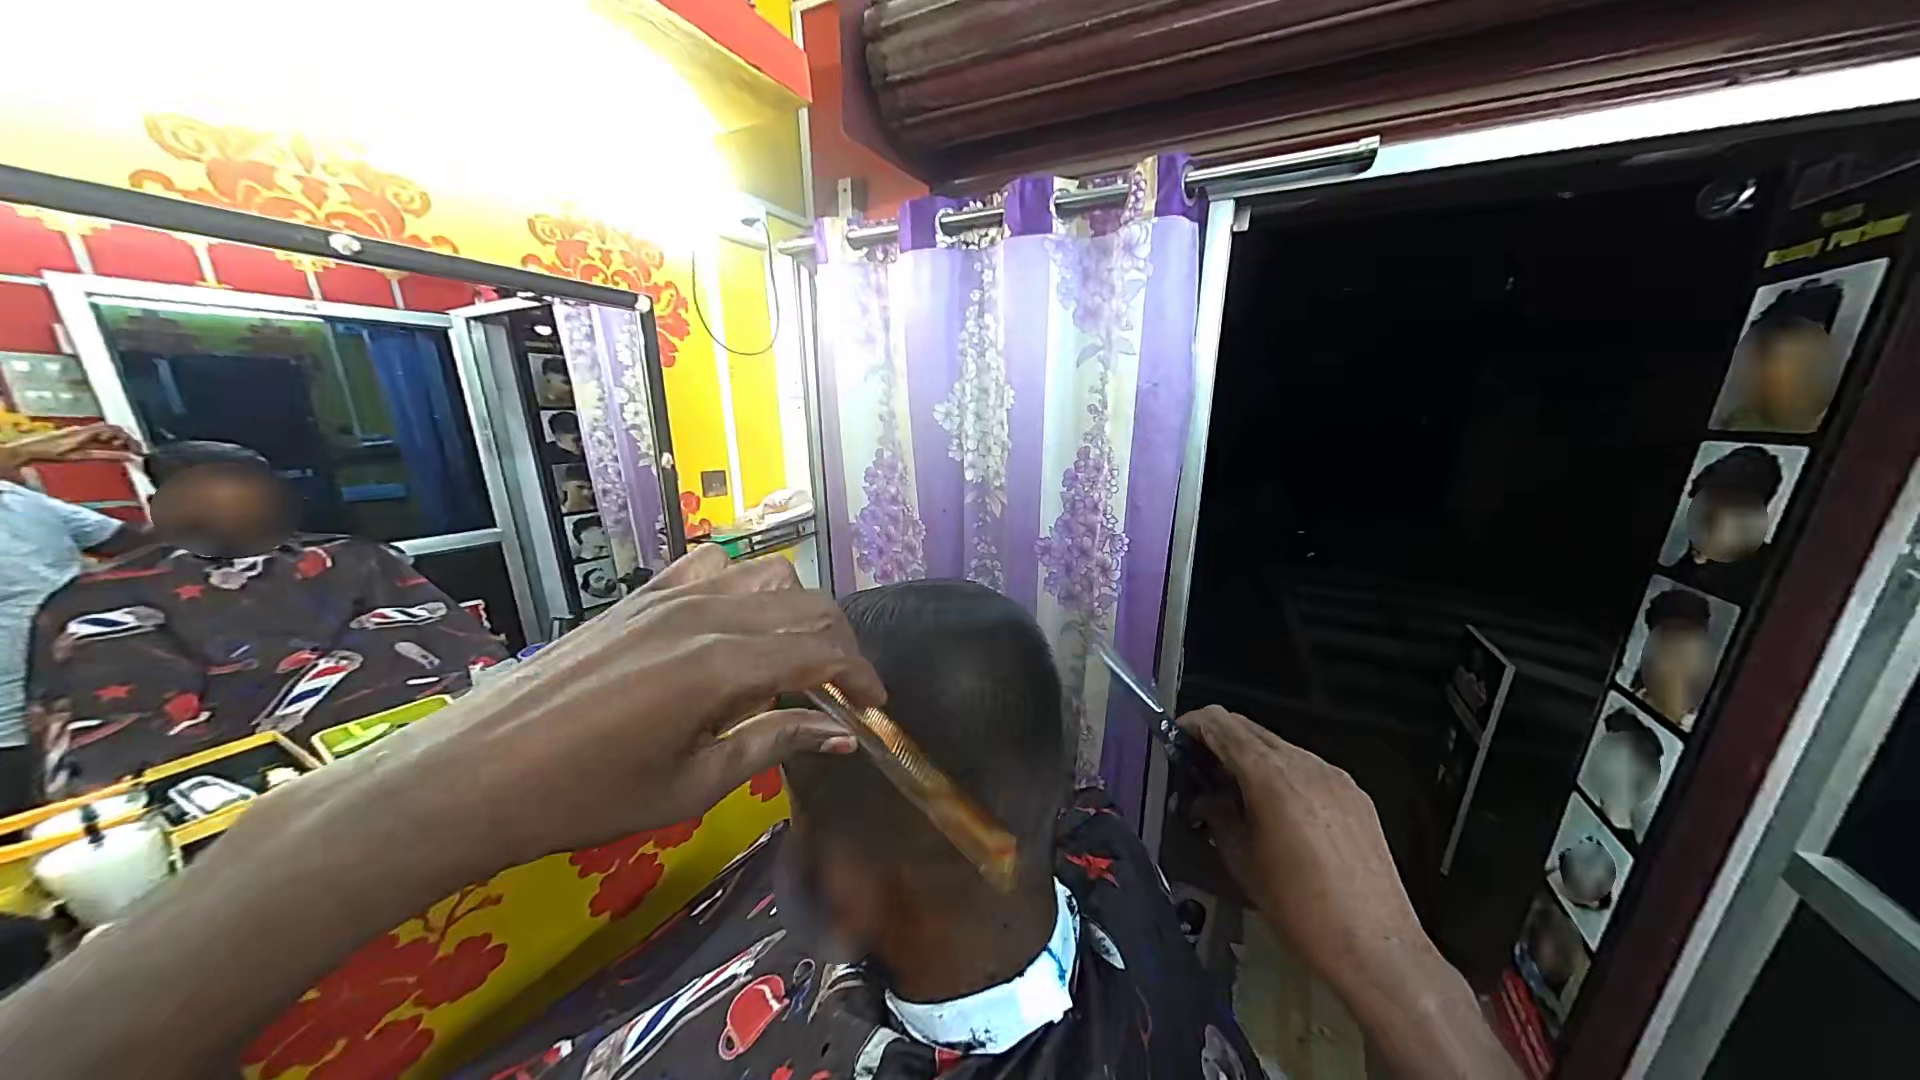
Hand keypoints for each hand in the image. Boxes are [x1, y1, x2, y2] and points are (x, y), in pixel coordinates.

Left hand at [0, 423, 142, 472]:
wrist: (23, 450)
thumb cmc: (47, 453)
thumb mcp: (80, 456)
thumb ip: (106, 456)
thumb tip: (130, 458)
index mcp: (86, 432)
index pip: (117, 430)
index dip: (131, 439)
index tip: (139, 451)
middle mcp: (84, 429)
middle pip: (115, 429)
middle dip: (128, 440)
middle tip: (135, 452)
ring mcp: (79, 432)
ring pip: (108, 432)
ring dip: (119, 441)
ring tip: (124, 452)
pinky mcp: (76, 436)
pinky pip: (99, 435)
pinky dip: (109, 442)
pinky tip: (110, 450)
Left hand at [368, 546, 880, 865]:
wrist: (471, 774)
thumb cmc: (585, 797)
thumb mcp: (692, 784)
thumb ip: (774, 743)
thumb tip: (841, 732)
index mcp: (721, 666)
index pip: (822, 651)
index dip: (861, 675)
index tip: (875, 704)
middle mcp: (707, 614)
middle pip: (808, 606)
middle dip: (842, 643)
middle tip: (845, 688)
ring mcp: (672, 596)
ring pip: (770, 574)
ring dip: (799, 611)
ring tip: (793, 656)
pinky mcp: (643, 594)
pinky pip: (716, 565)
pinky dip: (746, 585)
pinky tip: (735, 621)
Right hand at [1182, 707, 1520, 1079]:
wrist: (1377, 949)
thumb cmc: (1299, 908)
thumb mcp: (1241, 860)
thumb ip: (1217, 815)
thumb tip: (1205, 799)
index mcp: (1271, 776)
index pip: (1221, 724)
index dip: (1193, 723)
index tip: (1177, 736)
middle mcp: (1305, 764)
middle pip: (1249, 727)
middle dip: (1219, 738)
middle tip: (1199, 767)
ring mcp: (1335, 777)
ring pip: (1279, 745)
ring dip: (1250, 756)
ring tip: (1236, 792)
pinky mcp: (1356, 795)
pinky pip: (1307, 767)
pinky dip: (1282, 773)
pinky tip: (1277, 809)